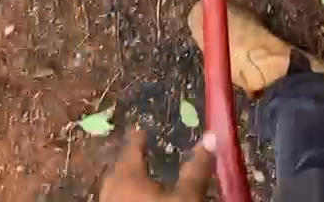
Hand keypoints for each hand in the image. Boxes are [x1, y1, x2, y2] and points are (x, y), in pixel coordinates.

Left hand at [99, 128, 214, 201]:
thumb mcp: (186, 198)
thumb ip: (197, 168)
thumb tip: (211, 136)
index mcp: (128, 180)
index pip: (132, 151)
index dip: (138, 140)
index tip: (141, 129)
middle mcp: (112, 195)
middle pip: (117, 174)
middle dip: (128, 163)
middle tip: (139, 154)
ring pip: (113, 194)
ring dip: (125, 185)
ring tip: (139, 182)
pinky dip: (125, 201)